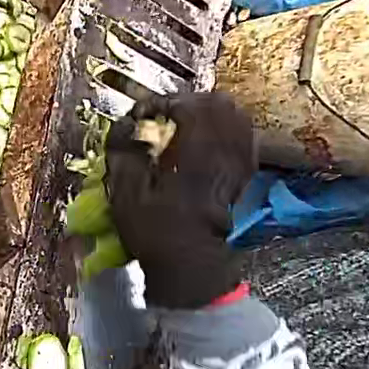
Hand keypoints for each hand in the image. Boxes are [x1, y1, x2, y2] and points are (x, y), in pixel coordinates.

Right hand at [104, 93, 256, 309]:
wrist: (192, 268)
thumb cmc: (157, 235)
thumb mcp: (126, 196)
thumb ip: (122, 154)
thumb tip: (125, 127)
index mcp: (195, 155)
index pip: (186, 105)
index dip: (160, 101)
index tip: (142, 114)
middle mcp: (224, 153)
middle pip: (217, 103)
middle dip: (186, 100)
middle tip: (164, 113)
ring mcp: (240, 164)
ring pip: (235, 116)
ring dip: (208, 111)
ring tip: (185, 123)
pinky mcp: (245, 175)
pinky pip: (243, 135)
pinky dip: (225, 128)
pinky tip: (207, 140)